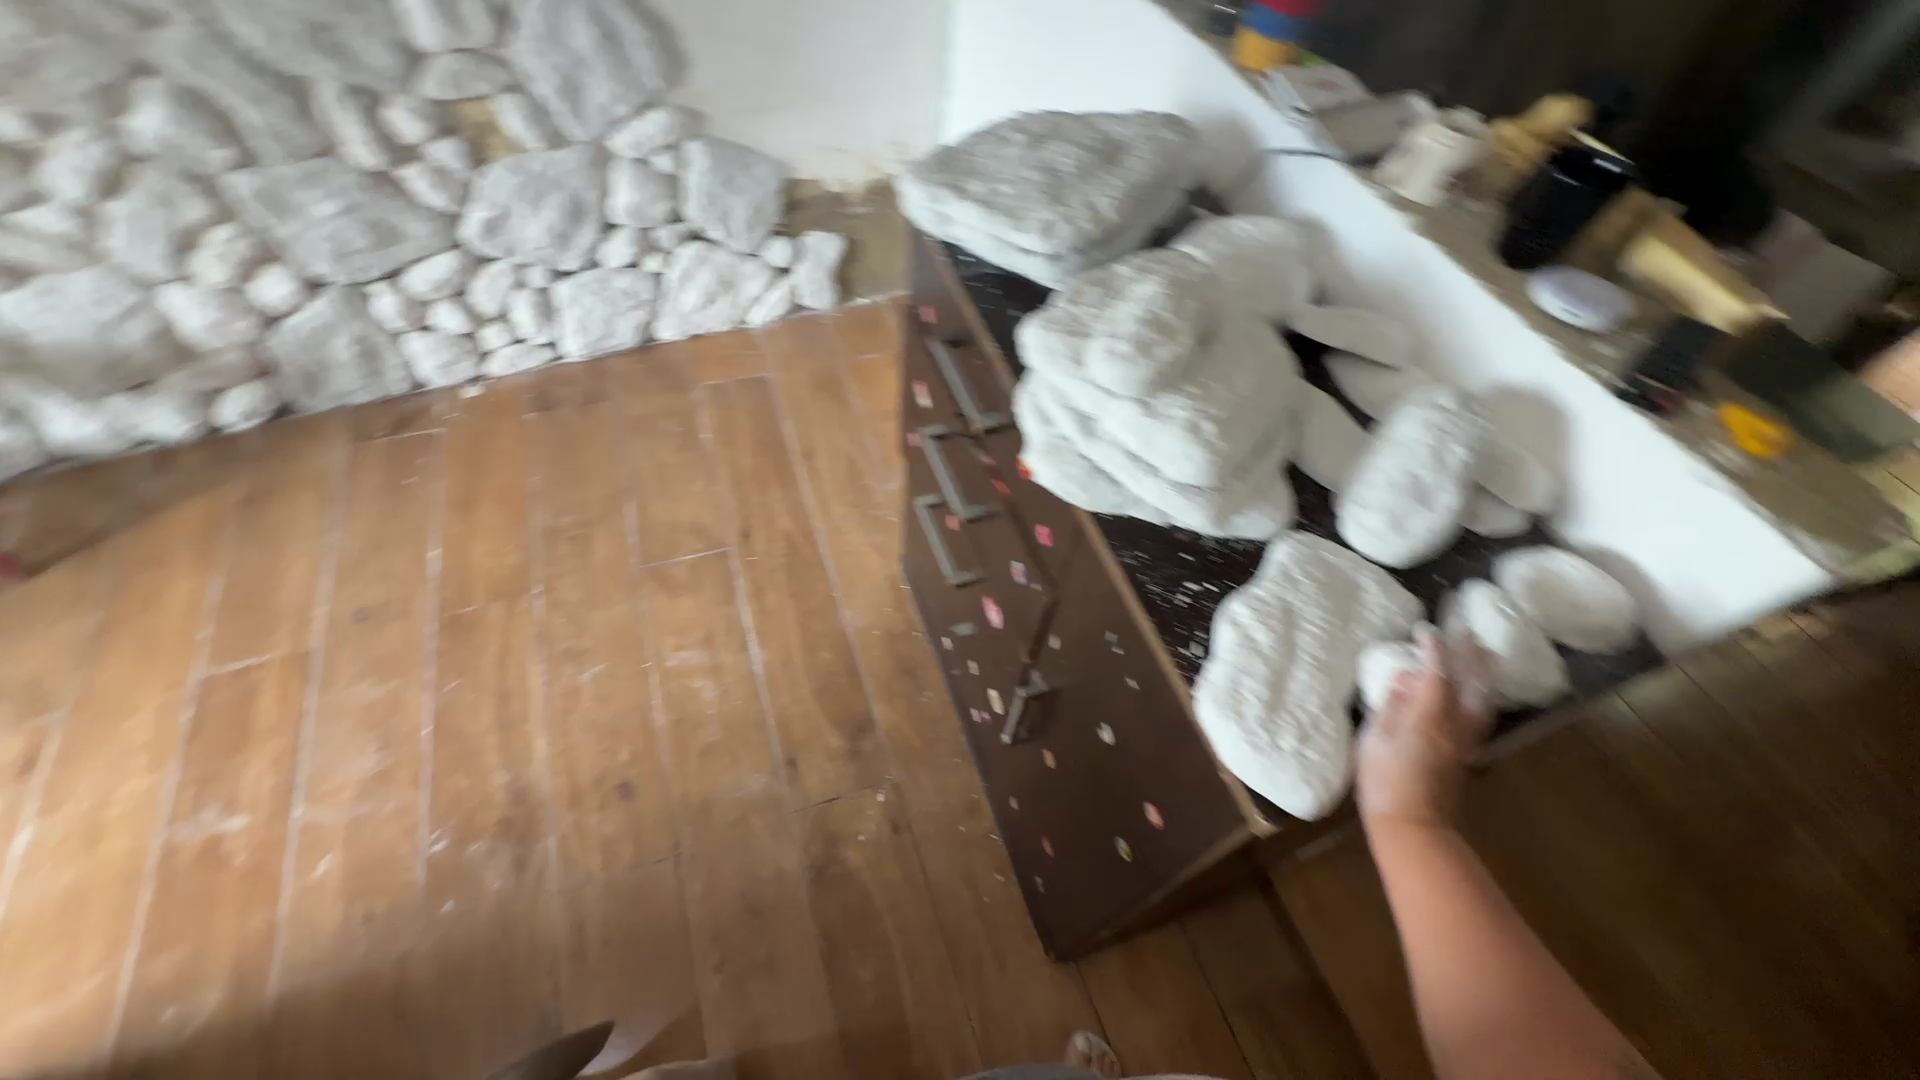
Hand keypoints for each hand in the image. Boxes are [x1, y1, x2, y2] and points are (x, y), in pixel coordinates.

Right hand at [1356, 623, 1495, 830]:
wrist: (1412, 826)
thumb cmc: (1382, 781)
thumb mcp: (1373, 739)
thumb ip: (1391, 705)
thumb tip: (1404, 677)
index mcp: (1428, 718)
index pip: (1436, 673)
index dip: (1433, 649)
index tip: (1425, 630)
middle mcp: (1455, 725)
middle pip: (1472, 683)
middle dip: (1471, 656)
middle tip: (1467, 633)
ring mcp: (1466, 741)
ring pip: (1483, 700)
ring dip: (1484, 674)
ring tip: (1484, 655)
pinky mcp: (1467, 754)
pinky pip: (1481, 715)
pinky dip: (1480, 696)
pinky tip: (1475, 692)